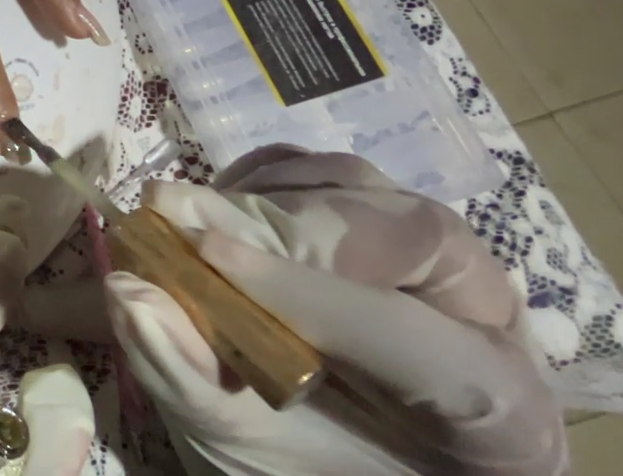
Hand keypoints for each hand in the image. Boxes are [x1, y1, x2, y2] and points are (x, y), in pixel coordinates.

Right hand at [109, 146, 566, 475]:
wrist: (328, 447)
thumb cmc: (297, 461)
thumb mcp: (242, 445)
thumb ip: (188, 379)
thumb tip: (130, 294)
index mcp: (492, 413)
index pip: (407, 335)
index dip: (302, 288)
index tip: (202, 251)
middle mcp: (484, 321)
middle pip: (406, 232)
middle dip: (281, 222)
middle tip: (180, 217)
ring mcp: (435, 260)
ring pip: (362, 187)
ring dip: (264, 193)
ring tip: (192, 221)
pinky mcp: (377, 222)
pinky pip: (322, 174)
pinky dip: (258, 181)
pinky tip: (215, 215)